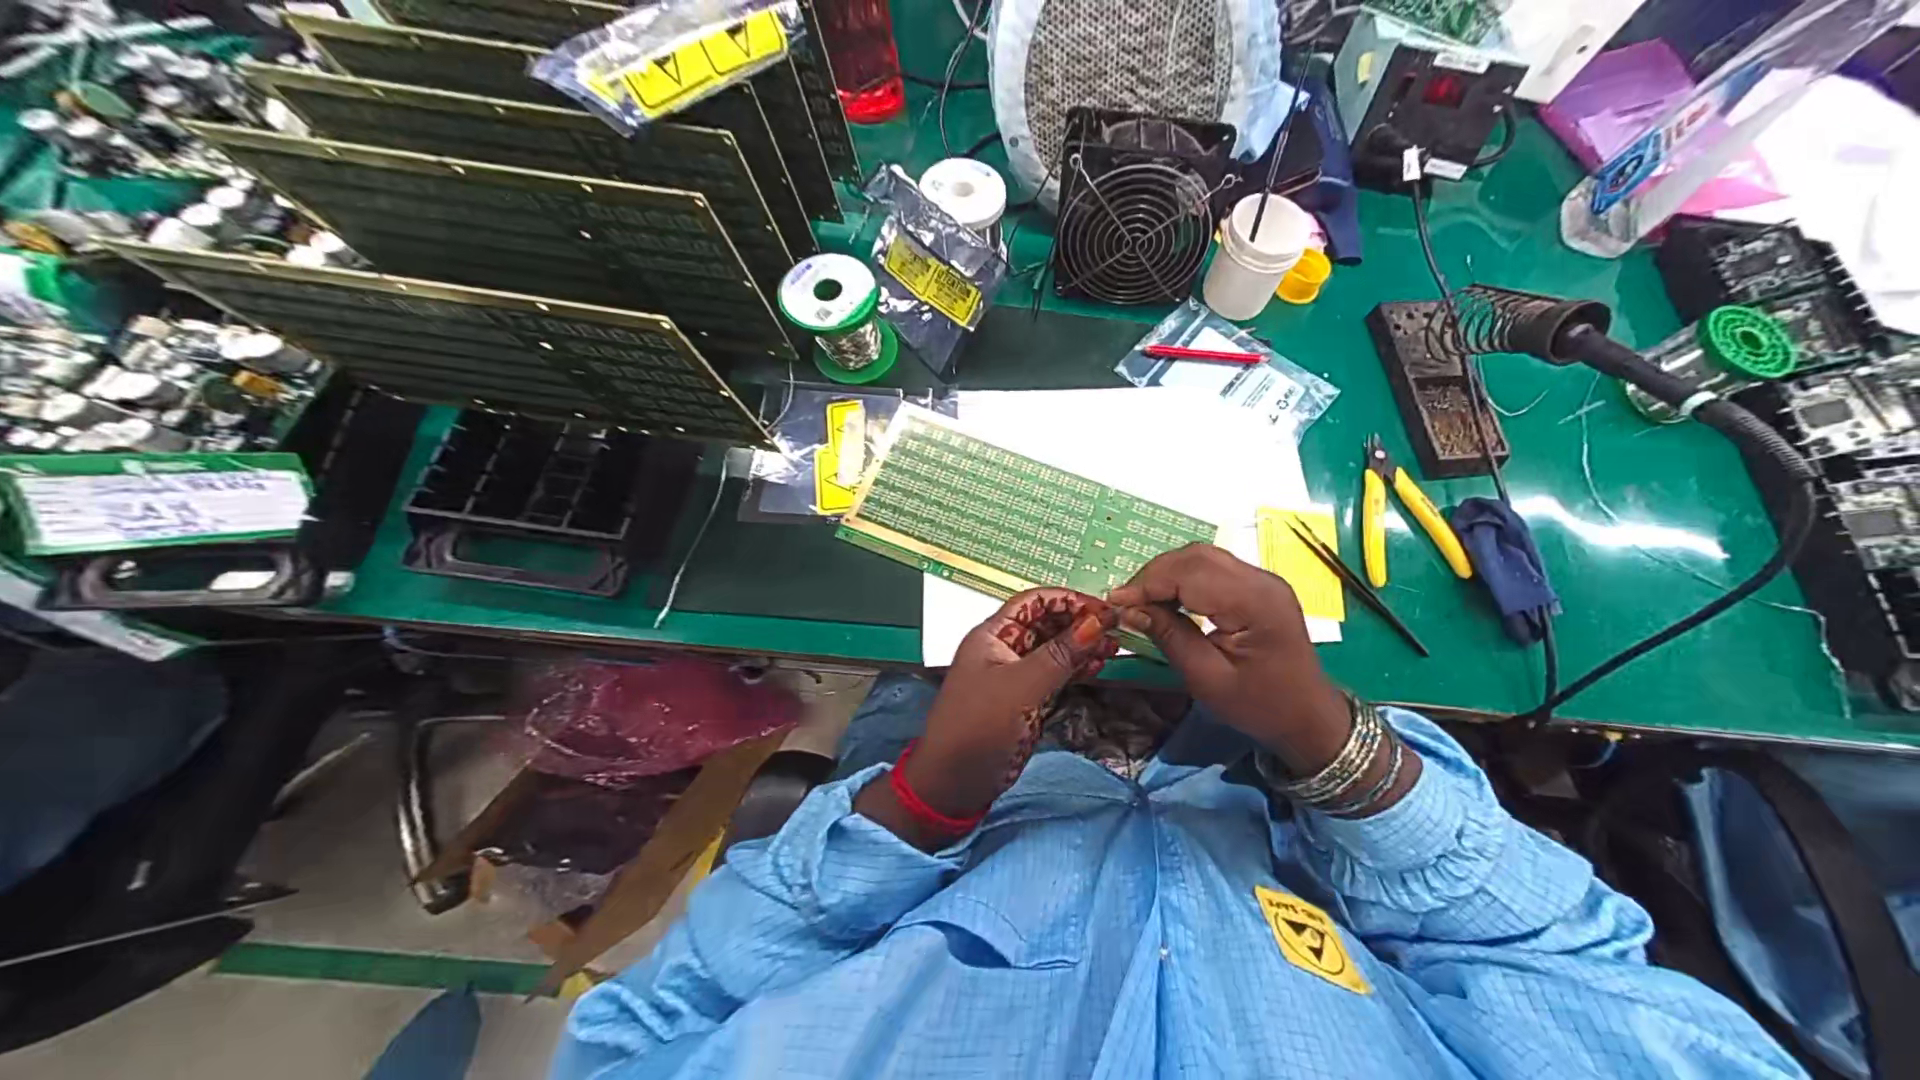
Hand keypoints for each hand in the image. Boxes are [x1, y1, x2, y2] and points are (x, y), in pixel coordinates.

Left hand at [856, 589, 1117, 848]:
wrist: (954, 782)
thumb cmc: (978, 727)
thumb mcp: (1020, 686)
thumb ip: (1059, 655)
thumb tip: (1096, 622)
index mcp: (992, 635)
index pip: (1033, 603)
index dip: (1067, 600)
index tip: (1102, 609)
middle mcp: (1004, 649)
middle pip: (1046, 624)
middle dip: (1079, 622)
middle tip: (1115, 629)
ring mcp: (1016, 676)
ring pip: (1054, 649)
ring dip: (1082, 645)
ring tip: (1114, 646)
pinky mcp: (1026, 700)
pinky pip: (1056, 674)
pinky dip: (1077, 669)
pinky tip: (1098, 666)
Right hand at [1108, 544, 1351, 773]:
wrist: (1309, 717)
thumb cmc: (1260, 705)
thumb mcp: (1207, 679)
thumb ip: (1169, 637)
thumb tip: (1129, 609)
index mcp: (1255, 603)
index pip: (1190, 575)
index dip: (1148, 584)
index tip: (1115, 602)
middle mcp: (1261, 580)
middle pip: (1195, 557)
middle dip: (1153, 574)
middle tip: (1125, 602)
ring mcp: (1262, 580)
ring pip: (1202, 557)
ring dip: (1166, 573)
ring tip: (1140, 600)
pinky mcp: (1257, 586)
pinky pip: (1212, 569)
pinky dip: (1182, 578)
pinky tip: (1166, 598)